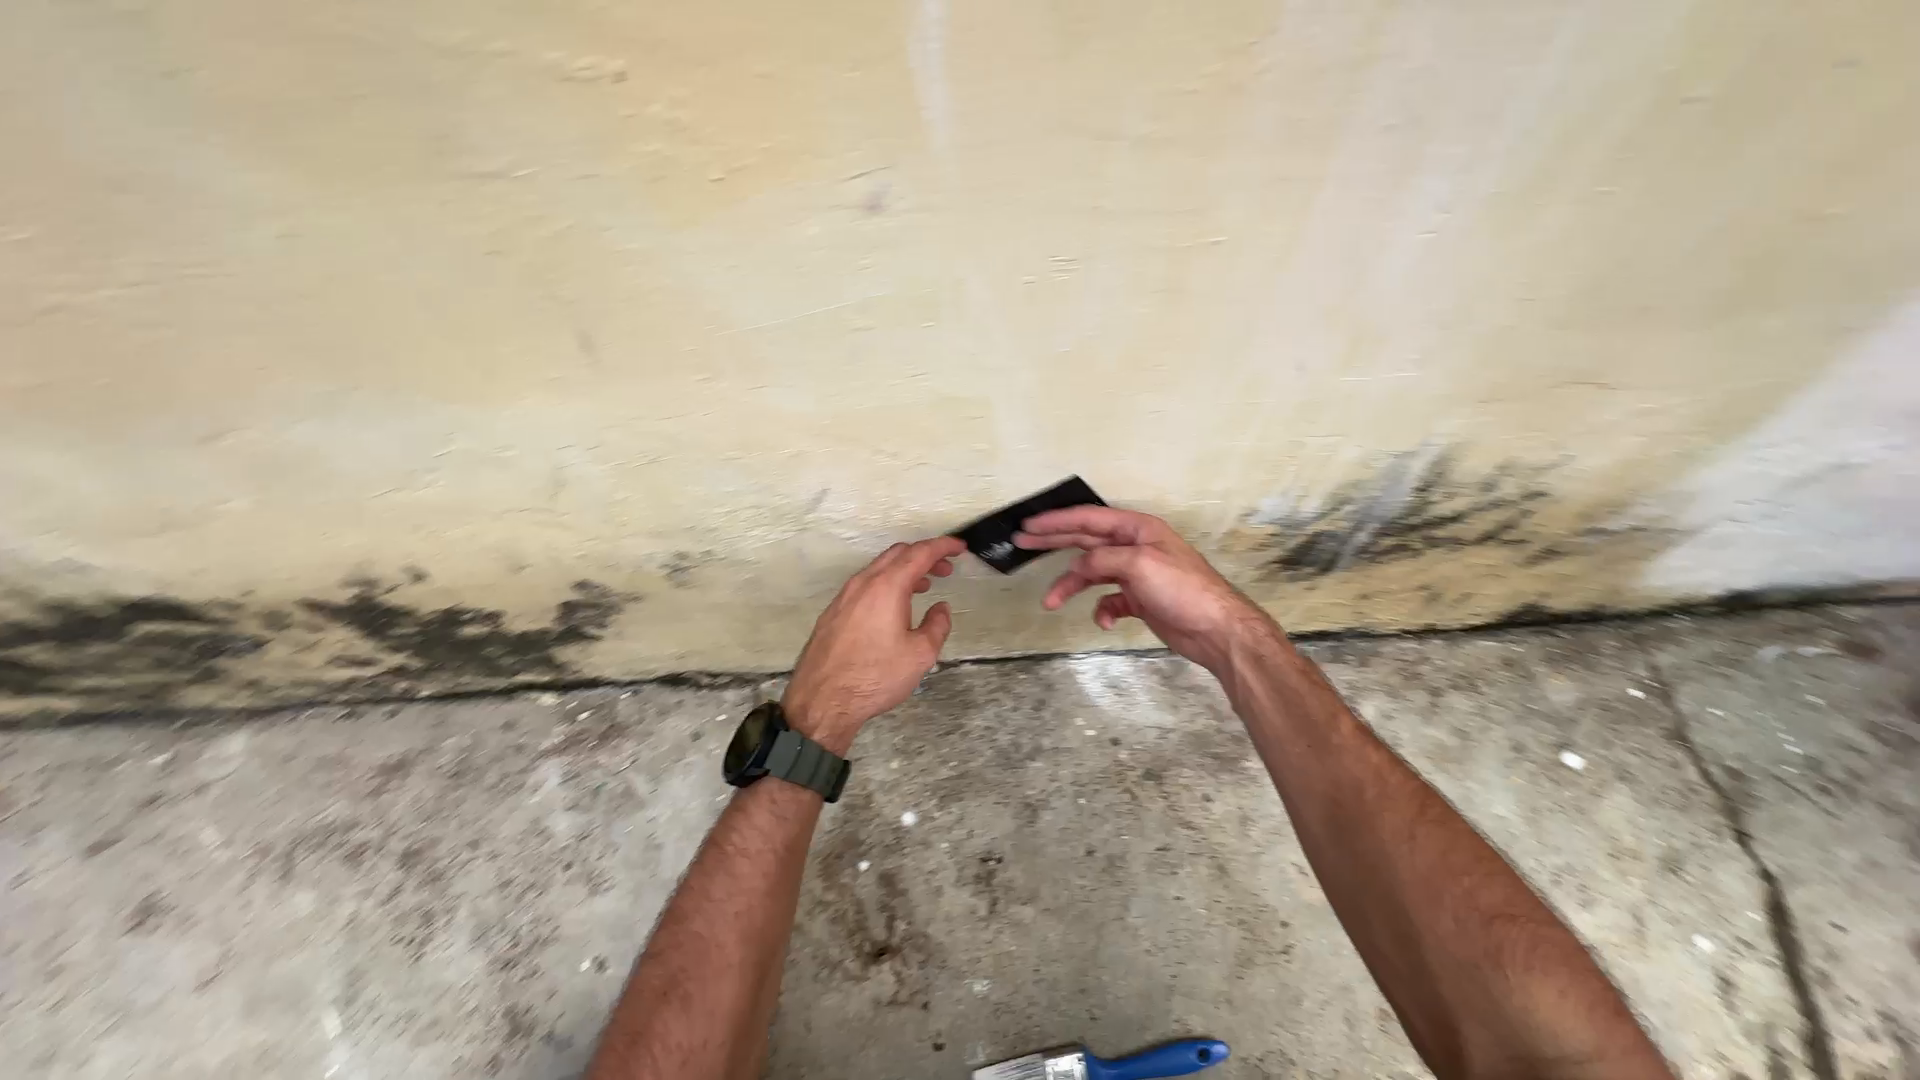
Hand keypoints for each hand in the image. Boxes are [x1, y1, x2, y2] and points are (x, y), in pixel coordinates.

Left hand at [782, 536, 964, 753]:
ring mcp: (844, 597)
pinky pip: (864, 585)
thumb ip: (937, 625)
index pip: (919, 553)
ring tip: (924, 586)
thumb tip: (941, 609)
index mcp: (887, 587)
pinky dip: (886, 583)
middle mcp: (863, 584)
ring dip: (904, 570)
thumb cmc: (874, 677)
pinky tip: (894, 606)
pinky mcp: (834, 612)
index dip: (943, 546)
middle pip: (897, 554)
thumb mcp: (920, 655)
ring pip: (878, 568)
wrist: (823, 701)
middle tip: (945, 569)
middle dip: (924, 555)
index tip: (959, 548)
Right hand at [1015, 506, 1277, 673]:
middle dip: (1053, 542)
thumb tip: (1078, 567)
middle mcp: (1134, 547)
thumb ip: (1102, 560)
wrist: (1216, 629)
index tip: (1028, 525)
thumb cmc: (1182, 589)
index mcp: (1137, 529)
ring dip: (1071, 586)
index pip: (1088, 519)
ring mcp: (1136, 573)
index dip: (1056, 521)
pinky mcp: (1139, 599)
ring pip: (1092, 574)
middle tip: (1022, 543)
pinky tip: (1104, 620)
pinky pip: (1109, 600)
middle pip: (1085, 541)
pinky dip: (1102, 610)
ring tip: (1051, 601)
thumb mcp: (1139, 564)